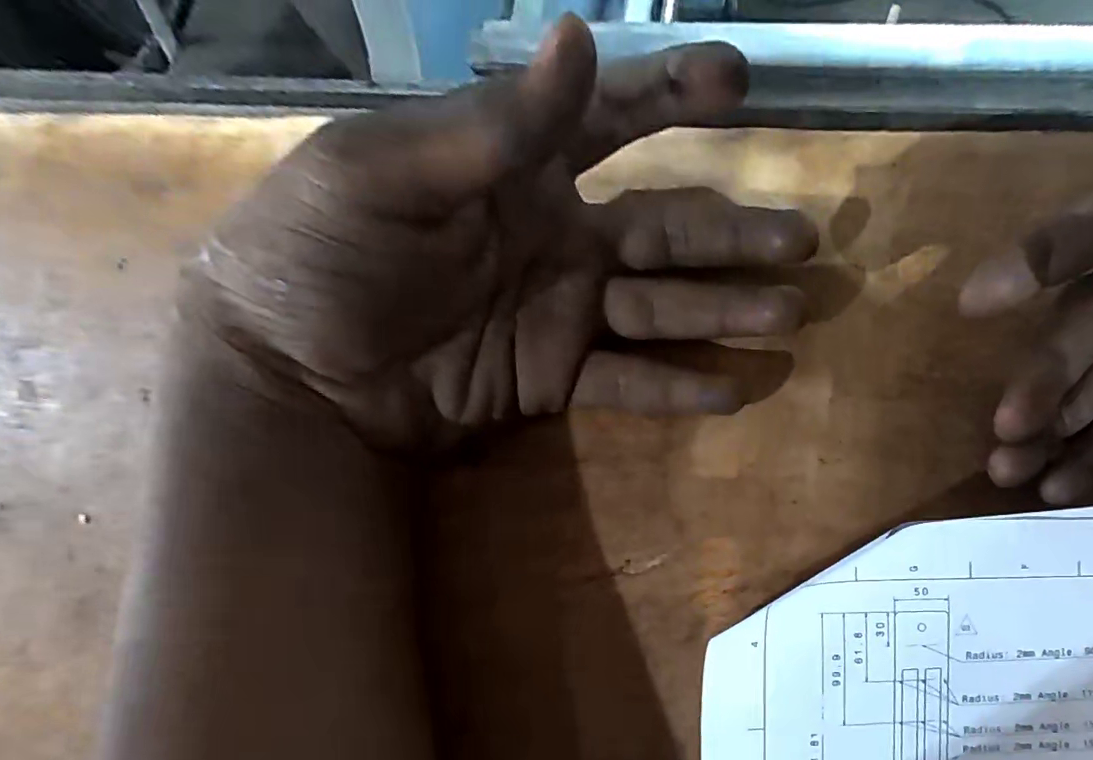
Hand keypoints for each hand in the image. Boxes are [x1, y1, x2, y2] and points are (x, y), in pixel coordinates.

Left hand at [183, 15, 817, 452]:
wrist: (290, 375)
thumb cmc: (317, 253)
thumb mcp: (385, 172)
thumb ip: (491, 124)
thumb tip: (577, 36)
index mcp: (518, 174)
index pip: (610, 124)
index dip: (671, 97)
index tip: (736, 79)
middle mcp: (561, 241)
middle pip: (666, 232)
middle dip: (734, 234)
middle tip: (802, 240)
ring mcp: (567, 315)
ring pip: (664, 309)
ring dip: (727, 311)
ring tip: (789, 314)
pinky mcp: (561, 380)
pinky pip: (631, 384)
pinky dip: (680, 388)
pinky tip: (734, 390)